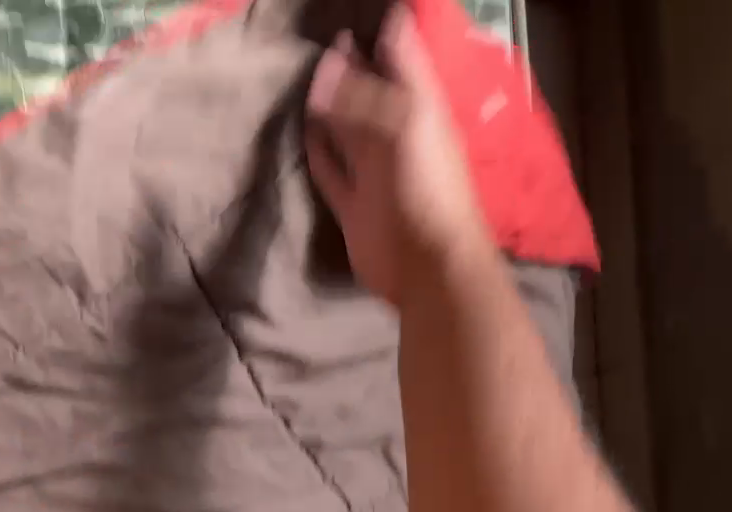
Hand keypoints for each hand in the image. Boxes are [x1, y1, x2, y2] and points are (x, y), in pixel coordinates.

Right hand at [304, 7, 491, 306]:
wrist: (425, 265)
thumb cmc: (426, 191)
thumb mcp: (402, 128)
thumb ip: (363, 99)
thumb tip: (327, 66)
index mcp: (419, 110)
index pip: (403, 59)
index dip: (387, 32)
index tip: (364, 12)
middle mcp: (396, 136)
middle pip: (371, 92)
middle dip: (354, 65)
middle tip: (328, 38)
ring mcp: (373, 172)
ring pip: (347, 129)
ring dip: (331, 105)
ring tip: (310, 74)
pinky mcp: (353, 206)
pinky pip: (331, 171)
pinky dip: (318, 151)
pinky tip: (305, 130)